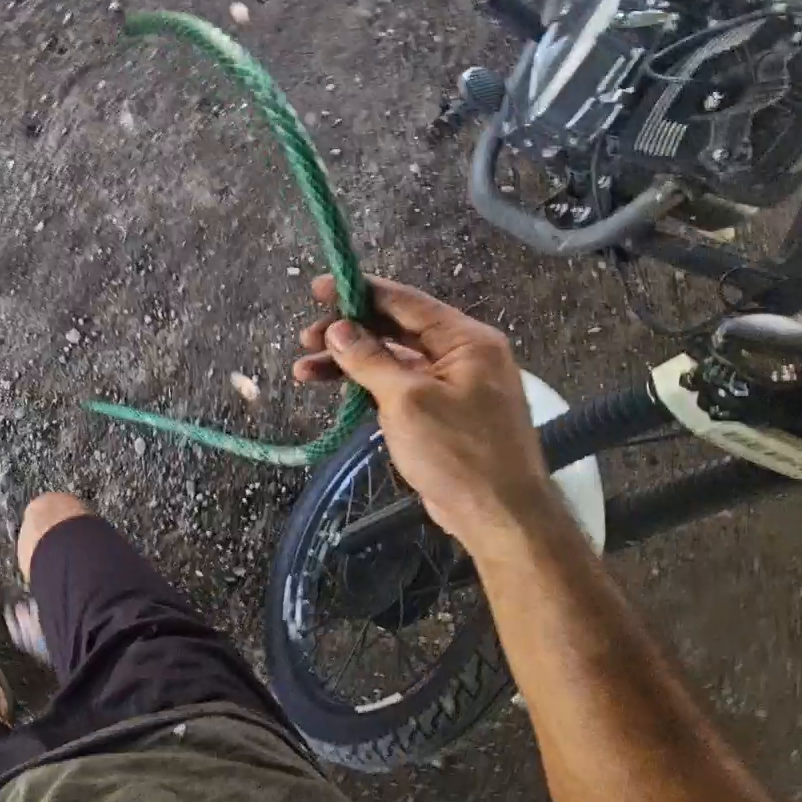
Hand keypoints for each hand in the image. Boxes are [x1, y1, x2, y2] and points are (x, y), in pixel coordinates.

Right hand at [293, 274, 562, 550]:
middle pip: (395, 330)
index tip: (318, 289)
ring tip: (304, 371)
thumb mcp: (406, 400)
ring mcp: (450, 384)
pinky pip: (395, 385)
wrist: (497, 512)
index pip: (406, 304)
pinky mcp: (439, 412)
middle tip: (304, 339)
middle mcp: (462, 355)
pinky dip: (364, 385)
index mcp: (466, 341)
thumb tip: (339, 329)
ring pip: (390, 359)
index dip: (360, 293)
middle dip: (347, 332)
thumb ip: (370, 360)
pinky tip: (335, 389)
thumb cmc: (456, 451)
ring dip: (348, 362)